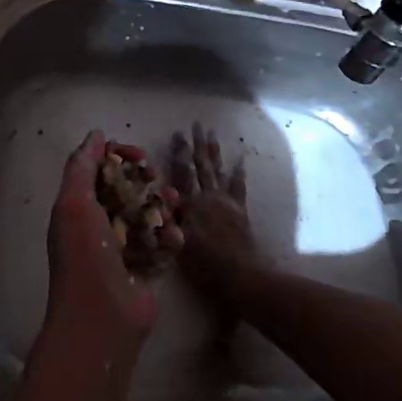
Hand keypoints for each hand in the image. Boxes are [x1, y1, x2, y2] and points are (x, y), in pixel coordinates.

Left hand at [47, 132, 158, 353]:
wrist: (102, 318)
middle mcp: (99, 224)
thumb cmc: (84, 255)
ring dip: (162, 206)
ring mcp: (123, 247)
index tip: (139, 155)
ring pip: (147, 213)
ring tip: (174, 205)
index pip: (100, 170)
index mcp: (78, 207)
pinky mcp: (145, 267)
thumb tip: (95, 134)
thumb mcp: (74, 203)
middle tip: (158, 181)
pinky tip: (176, 237)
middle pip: (127, 189)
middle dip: (146, 181)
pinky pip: (161, 243)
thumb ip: (81, 166)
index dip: (119, 157)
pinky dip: (170, 237)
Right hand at [172, 123, 262, 298]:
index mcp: (190, 204)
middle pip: (201, 165)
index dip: (178, 152)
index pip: (181, 172)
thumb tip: (160, 195)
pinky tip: (240, 160)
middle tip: (196, 124)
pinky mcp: (240, 210)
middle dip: (197, 144)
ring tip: (212, 134)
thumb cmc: (205, 265)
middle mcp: (208, 197)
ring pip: (218, 170)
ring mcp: (226, 202)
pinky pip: (239, 187)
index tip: (177, 134)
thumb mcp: (179, 242)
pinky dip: (239, 173)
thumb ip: (170, 217)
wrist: (241, 276)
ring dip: (215, 151)